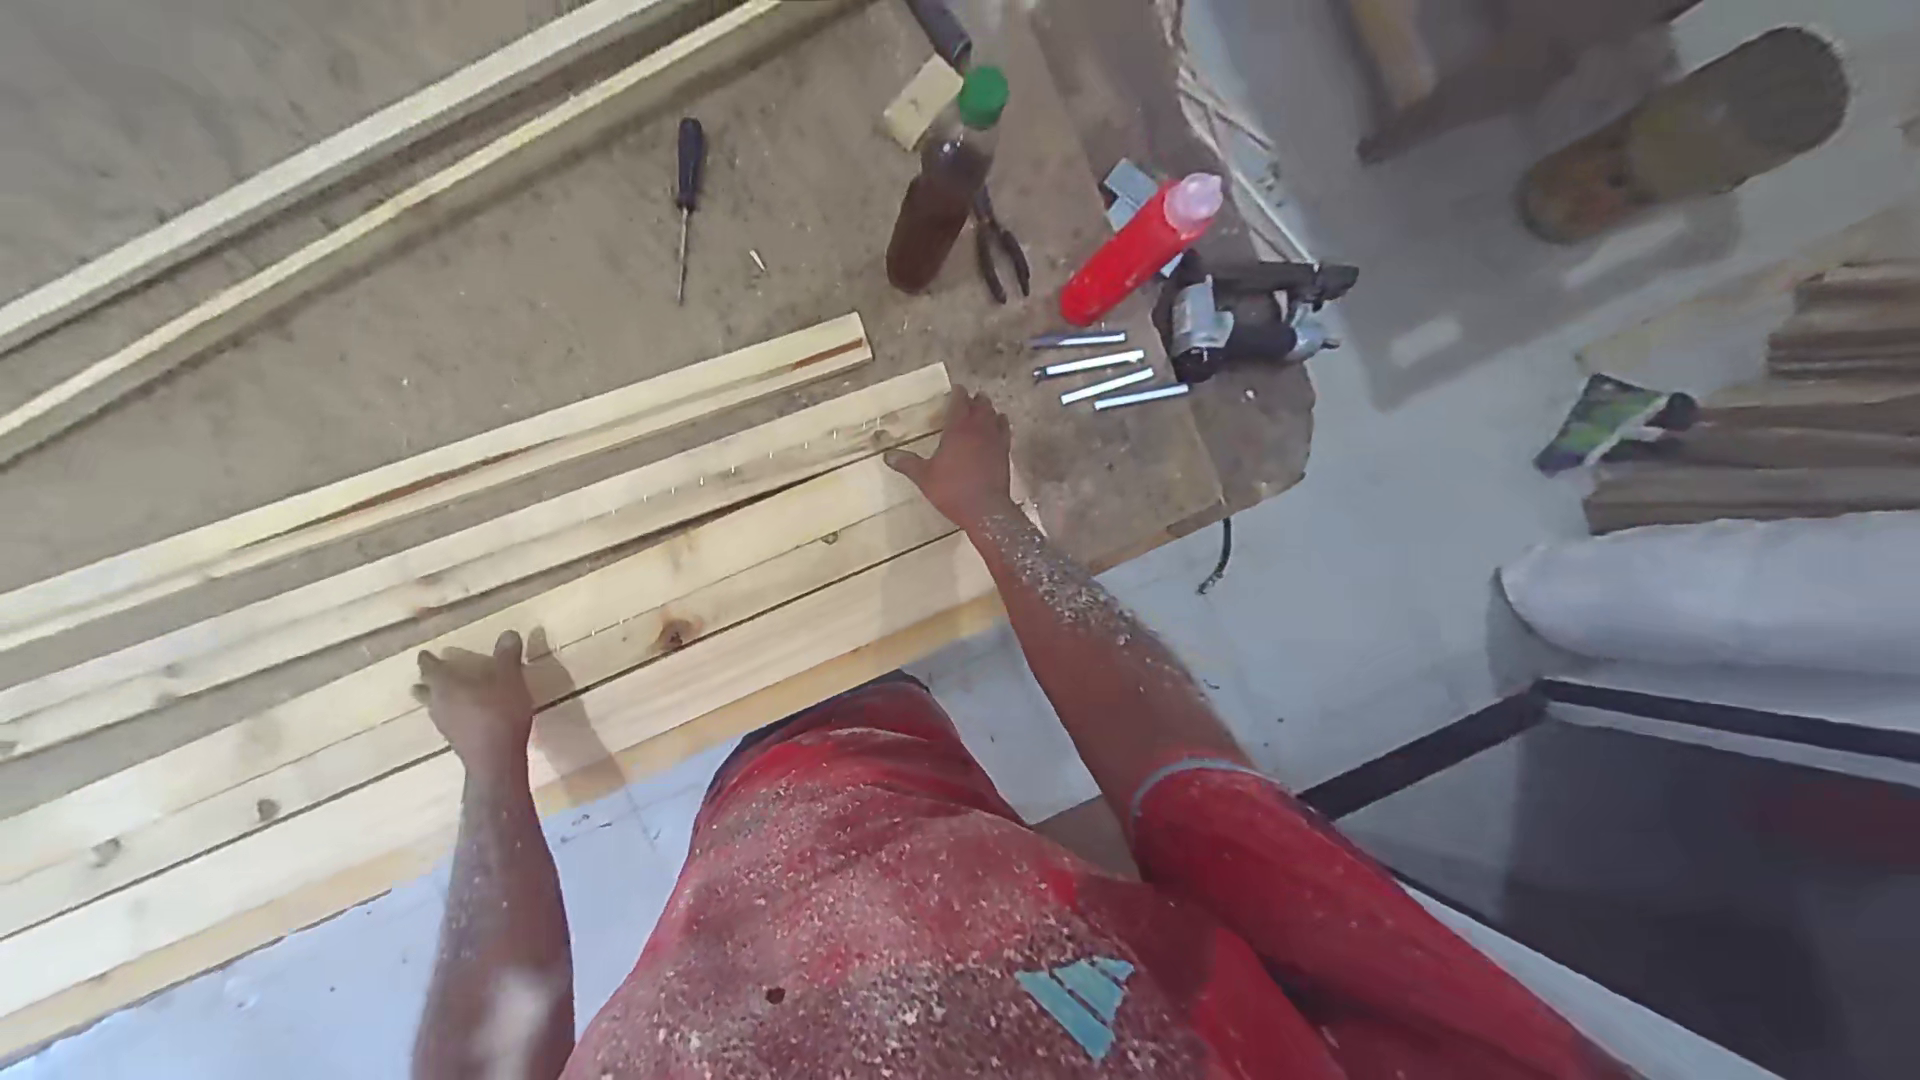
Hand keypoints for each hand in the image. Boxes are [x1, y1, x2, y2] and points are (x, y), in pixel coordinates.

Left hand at [414, 630, 536, 782]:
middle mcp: (438, 702)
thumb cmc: (500, 712)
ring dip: (435, 697)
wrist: (494, 757)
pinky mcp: (454, 737)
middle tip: (428, 674)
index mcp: (447, 684)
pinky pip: (446, 717)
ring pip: (433, 705)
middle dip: (427, 680)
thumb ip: (507, 657)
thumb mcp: (510, 679)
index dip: (428, 659)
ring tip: (440, 693)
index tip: (425, 653)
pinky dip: (450, 710)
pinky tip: (462, 713)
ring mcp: (444, 722)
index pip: (431, 667)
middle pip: (426, 688)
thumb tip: (508, 632)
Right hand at [885, 387, 1014, 530]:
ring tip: (983, 409)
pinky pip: (1005, 431)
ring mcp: (995, 439)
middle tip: (968, 399)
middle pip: (980, 405)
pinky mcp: (1005, 452)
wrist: (985, 509)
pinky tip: (998, 427)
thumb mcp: (924, 477)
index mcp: (958, 429)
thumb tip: (887, 456)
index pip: (960, 402)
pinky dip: (1001, 424)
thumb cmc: (952, 490)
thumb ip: (907, 464)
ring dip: (988, 410)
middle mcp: (979, 429)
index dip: (958, 393)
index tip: (956, 389)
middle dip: (974, 400)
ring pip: (995, 415)